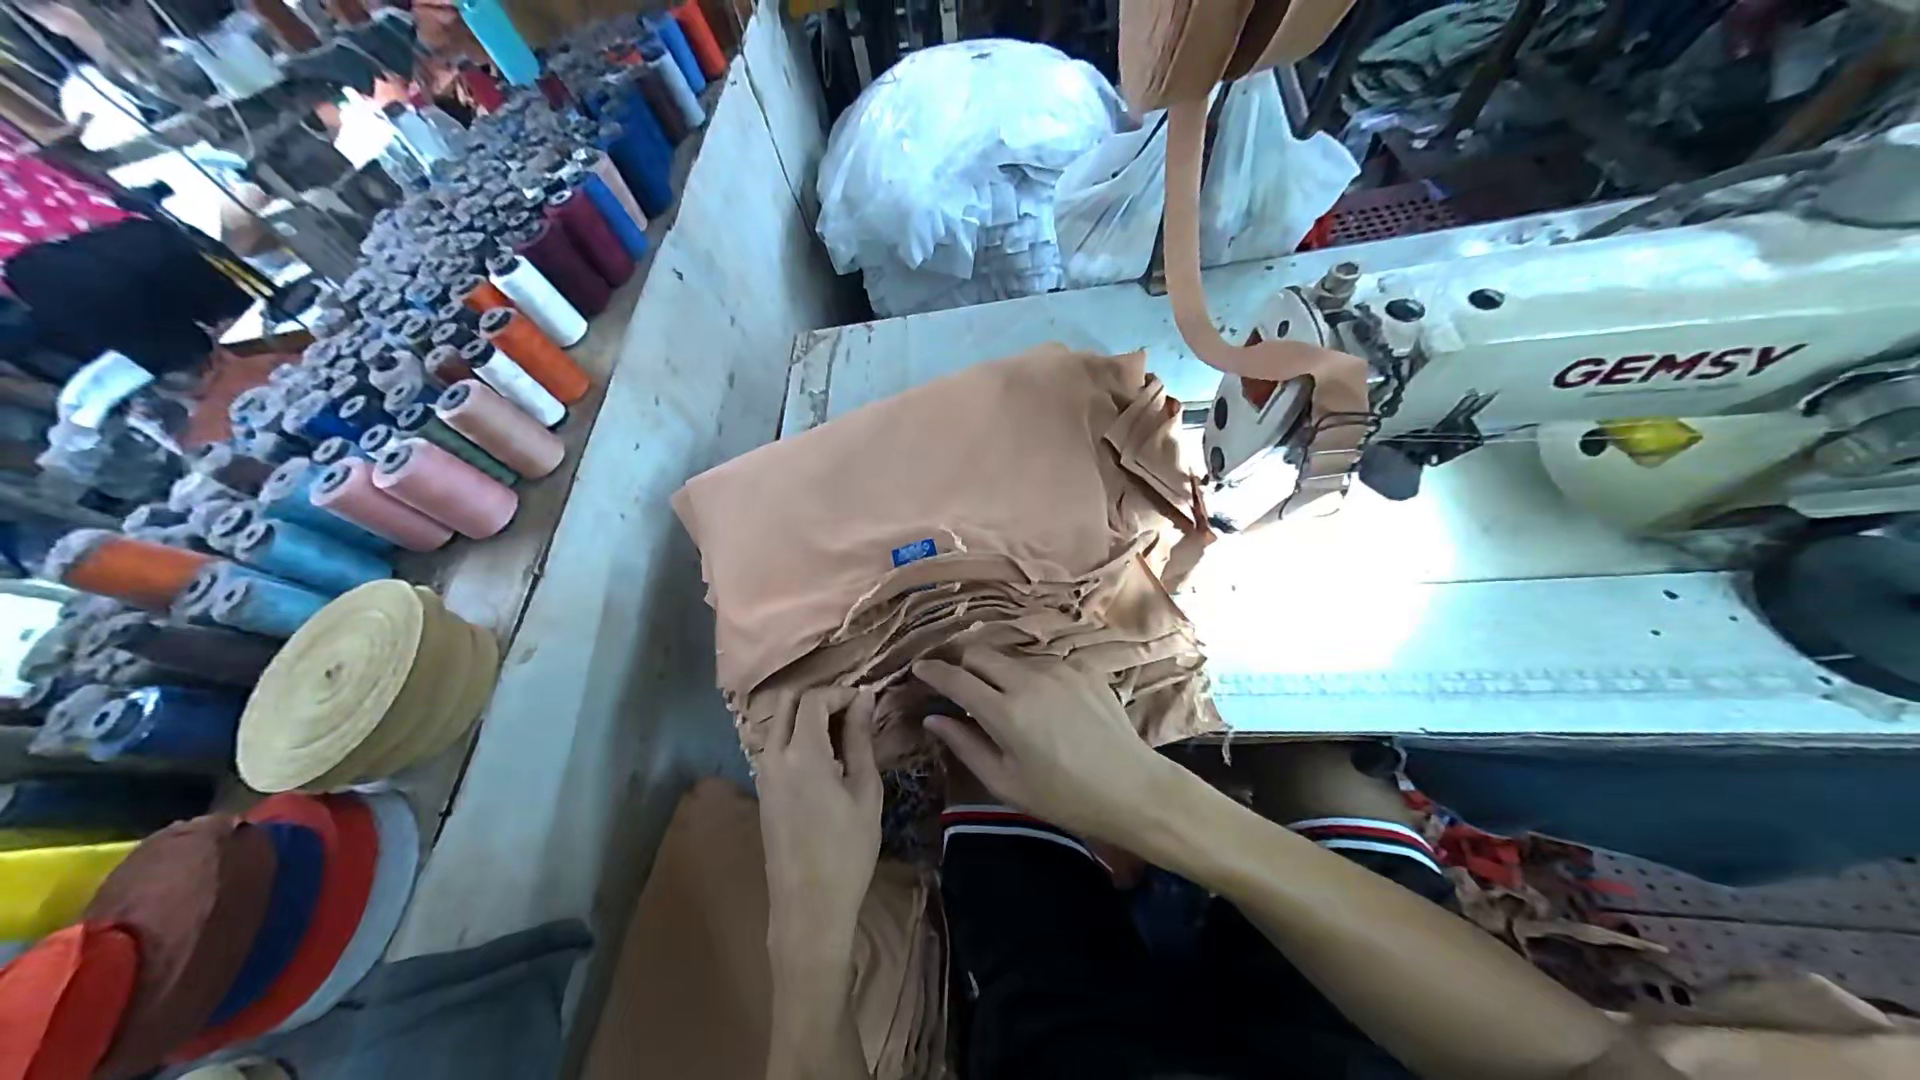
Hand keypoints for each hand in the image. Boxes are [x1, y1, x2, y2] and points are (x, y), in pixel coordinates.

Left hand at [757, 687, 882, 956]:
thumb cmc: (848, 849)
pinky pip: (776, 744)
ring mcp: (762, 772)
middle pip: (788, 701)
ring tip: (843, 731)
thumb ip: (860, 738)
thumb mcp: (864, 789)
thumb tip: (864, 698)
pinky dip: (797, 734)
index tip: (867, 703)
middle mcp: (773, 755)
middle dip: (820, 697)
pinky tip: (826, 754)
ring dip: (807, 714)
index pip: (814, 699)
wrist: (809, 906)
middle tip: (852, 711)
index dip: (842, 693)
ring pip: (779, 721)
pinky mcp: (762, 788)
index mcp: (801, 753)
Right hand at [914, 648, 1189, 848]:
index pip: (956, 678)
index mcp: (1006, 712)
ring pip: (1012, 658)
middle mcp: (1029, 680)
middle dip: (963, 665)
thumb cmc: (1063, 797)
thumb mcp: (1006, 782)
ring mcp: (1059, 670)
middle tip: (959, 686)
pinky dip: (1030, 677)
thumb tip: (933, 719)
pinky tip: (1043, 704)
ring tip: (1005, 700)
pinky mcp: (1082, 669)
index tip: (920, 670)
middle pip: (980, 654)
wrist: (1132, 789)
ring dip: (998, 672)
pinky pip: (1042, 664)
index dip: (933, 672)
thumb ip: (965, 745)